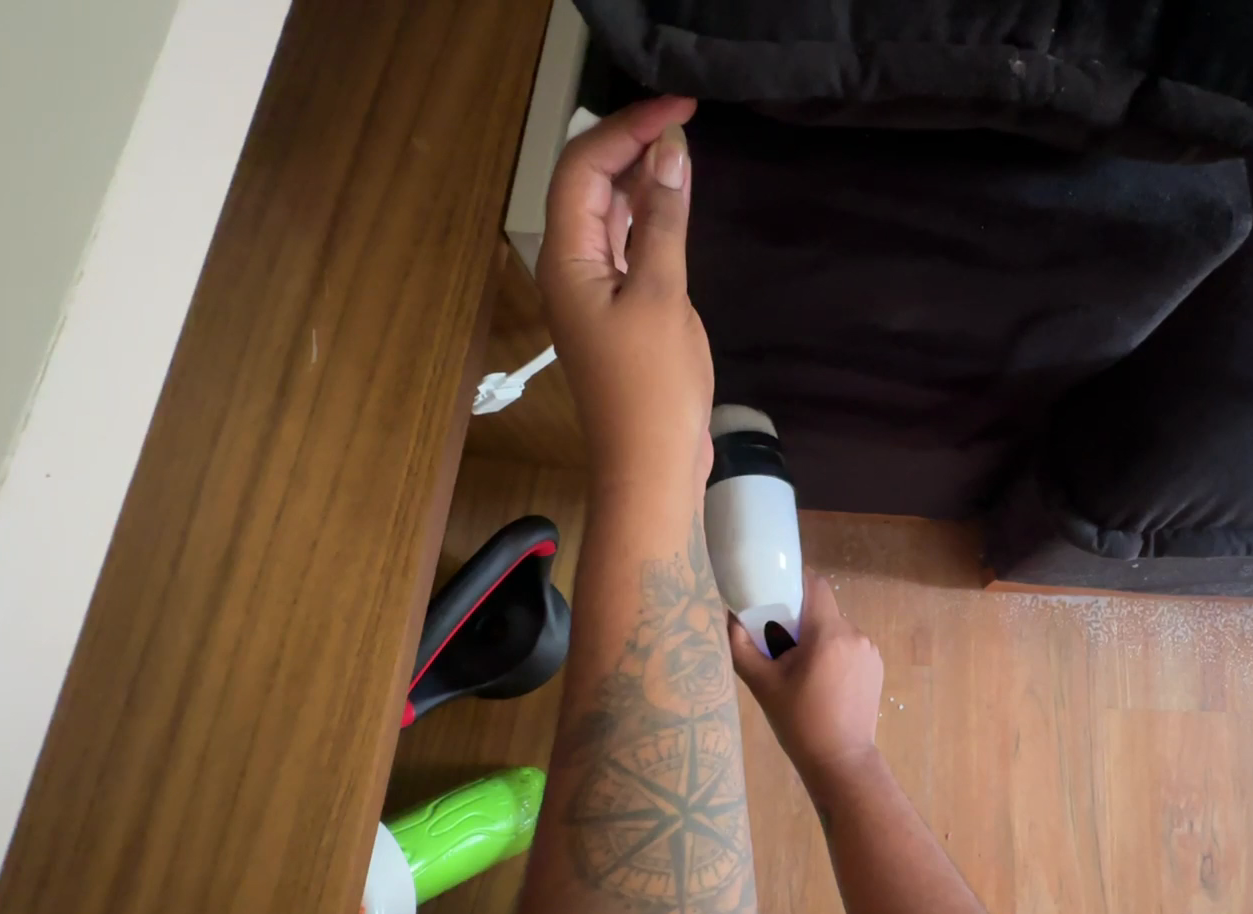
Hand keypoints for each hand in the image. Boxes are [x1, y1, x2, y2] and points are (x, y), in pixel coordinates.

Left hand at [538, 96, 710, 483]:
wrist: (651, 465)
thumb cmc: (653, 386)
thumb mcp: (663, 297)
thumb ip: (663, 222)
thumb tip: (669, 154)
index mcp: (567, 259)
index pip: (585, 168)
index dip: (627, 129)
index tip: (680, 109)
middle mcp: (572, 268)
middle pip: (590, 187)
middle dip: (631, 147)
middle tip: (685, 122)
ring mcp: (595, 294)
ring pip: (610, 219)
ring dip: (642, 183)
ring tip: (683, 154)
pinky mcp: (621, 315)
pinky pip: (628, 252)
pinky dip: (652, 225)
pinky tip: (676, 210)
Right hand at [729, 569, 884, 781]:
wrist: (840, 760)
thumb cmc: (798, 722)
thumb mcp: (762, 684)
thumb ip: (742, 646)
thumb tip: (729, 617)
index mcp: (827, 633)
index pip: (815, 585)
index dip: (795, 582)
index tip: (776, 594)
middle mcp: (854, 634)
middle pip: (824, 608)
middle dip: (801, 618)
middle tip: (780, 642)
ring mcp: (869, 650)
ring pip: (837, 628)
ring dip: (819, 638)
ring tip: (802, 668)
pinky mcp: (876, 665)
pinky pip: (850, 646)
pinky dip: (835, 653)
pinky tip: (823, 680)